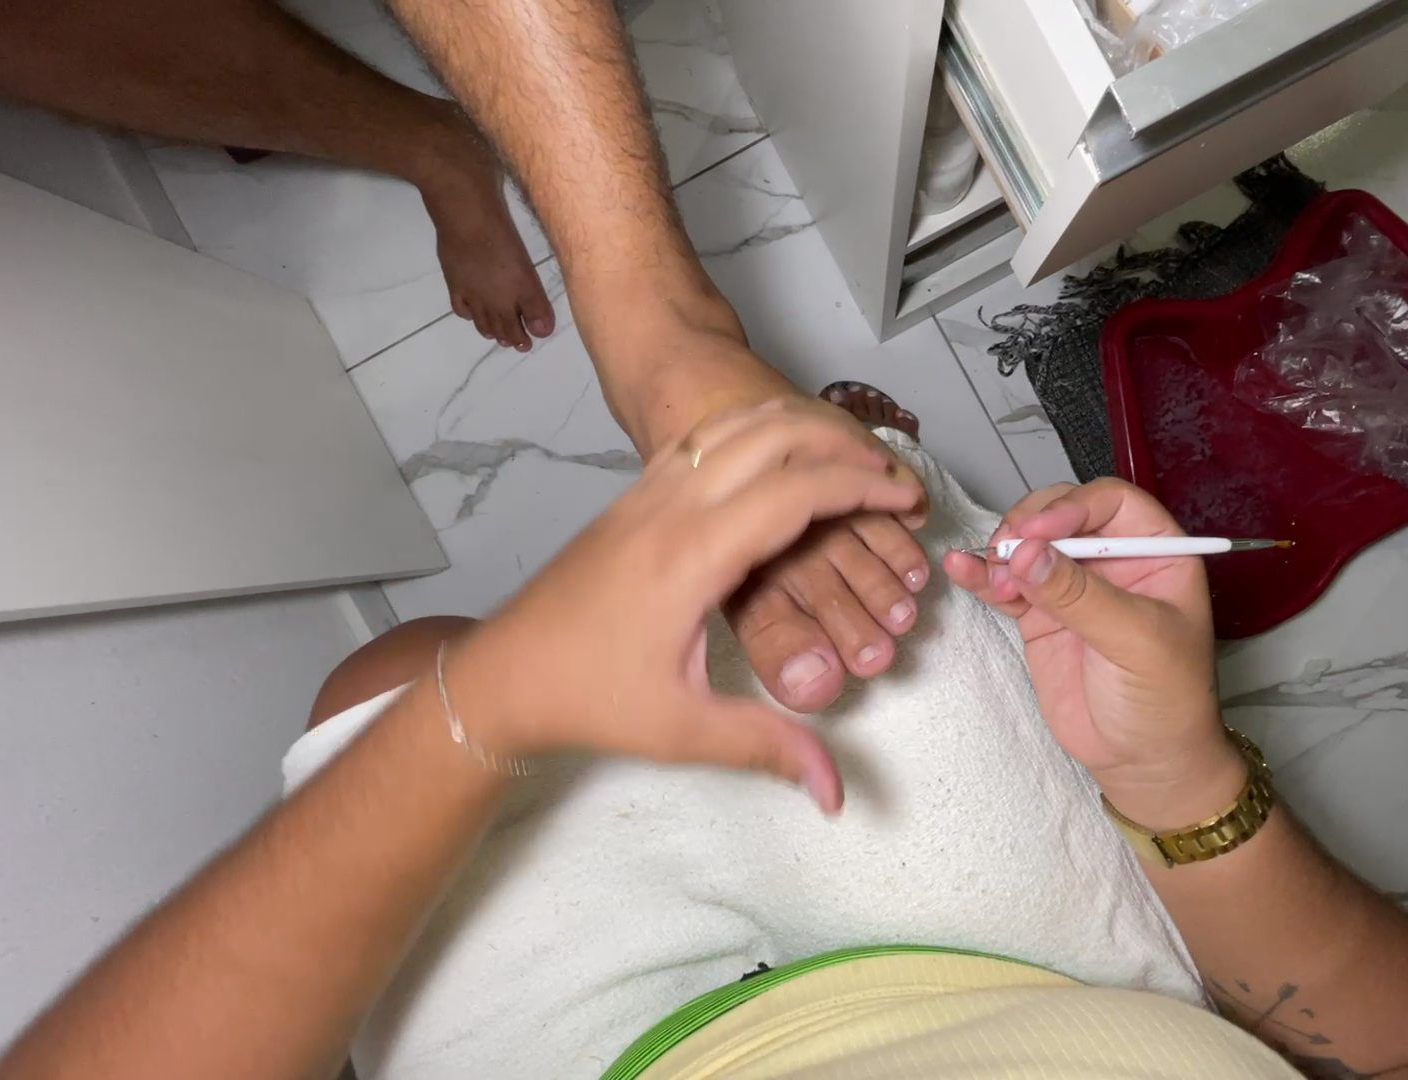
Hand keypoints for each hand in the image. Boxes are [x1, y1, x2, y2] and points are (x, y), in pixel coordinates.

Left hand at [441, 400, 924, 812]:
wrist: (502, 674)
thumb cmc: (590, 699)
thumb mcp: (682, 732)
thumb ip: (768, 748)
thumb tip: (837, 792)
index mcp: (692, 555)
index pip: (795, 492)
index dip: (860, 487)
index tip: (905, 498)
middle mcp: (672, 506)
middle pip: (773, 436)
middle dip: (844, 446)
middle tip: (891, 477)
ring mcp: (648, 491)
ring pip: (735, 424)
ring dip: (800, 427)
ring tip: (849, 453)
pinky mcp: (635, 493)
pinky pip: (704, 437)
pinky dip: (756, 427)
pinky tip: (779, 449)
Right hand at [942, 480, 1242, 822]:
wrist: (1141, 758)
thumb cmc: (1165, 700)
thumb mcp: (1136, 642)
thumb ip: (1081, 596)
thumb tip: (1026, 554)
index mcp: (1155, 553)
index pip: (1112, 502)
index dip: (1074, 506)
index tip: (1040, 531)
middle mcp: (1111, 560)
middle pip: (1062, 514)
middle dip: (1030, 525)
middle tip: (1008, 549)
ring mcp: (1071, 586)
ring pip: (1029, 545)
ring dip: (1003, 551)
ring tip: (992, 574)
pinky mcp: (1039, 614)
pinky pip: (1006, 584)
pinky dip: (982, 575)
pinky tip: (960, 568)